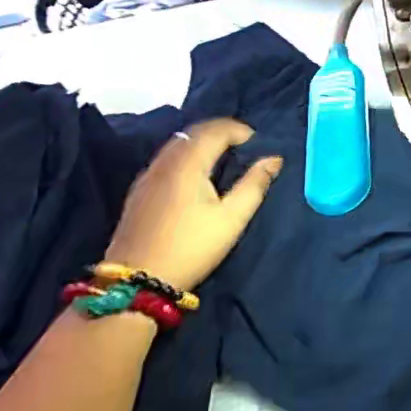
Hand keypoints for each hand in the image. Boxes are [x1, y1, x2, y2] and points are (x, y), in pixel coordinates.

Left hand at [106, 119, 282, 292]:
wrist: (137, 281)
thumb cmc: (192, 247)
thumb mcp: (232, 218)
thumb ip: (255, 184)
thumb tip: (273, 159)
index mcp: (187, 166)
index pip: (214, 131)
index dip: (238, 129)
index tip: (257, 141)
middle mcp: (163, 164)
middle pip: (192, 133)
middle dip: (220, 131)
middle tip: (244, 143)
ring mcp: (147, 178)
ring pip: (176, 145)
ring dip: (201, 142)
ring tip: (224, 156)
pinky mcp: (139, 192)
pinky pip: (166, 159)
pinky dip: (186, 155)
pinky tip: (197, 174)